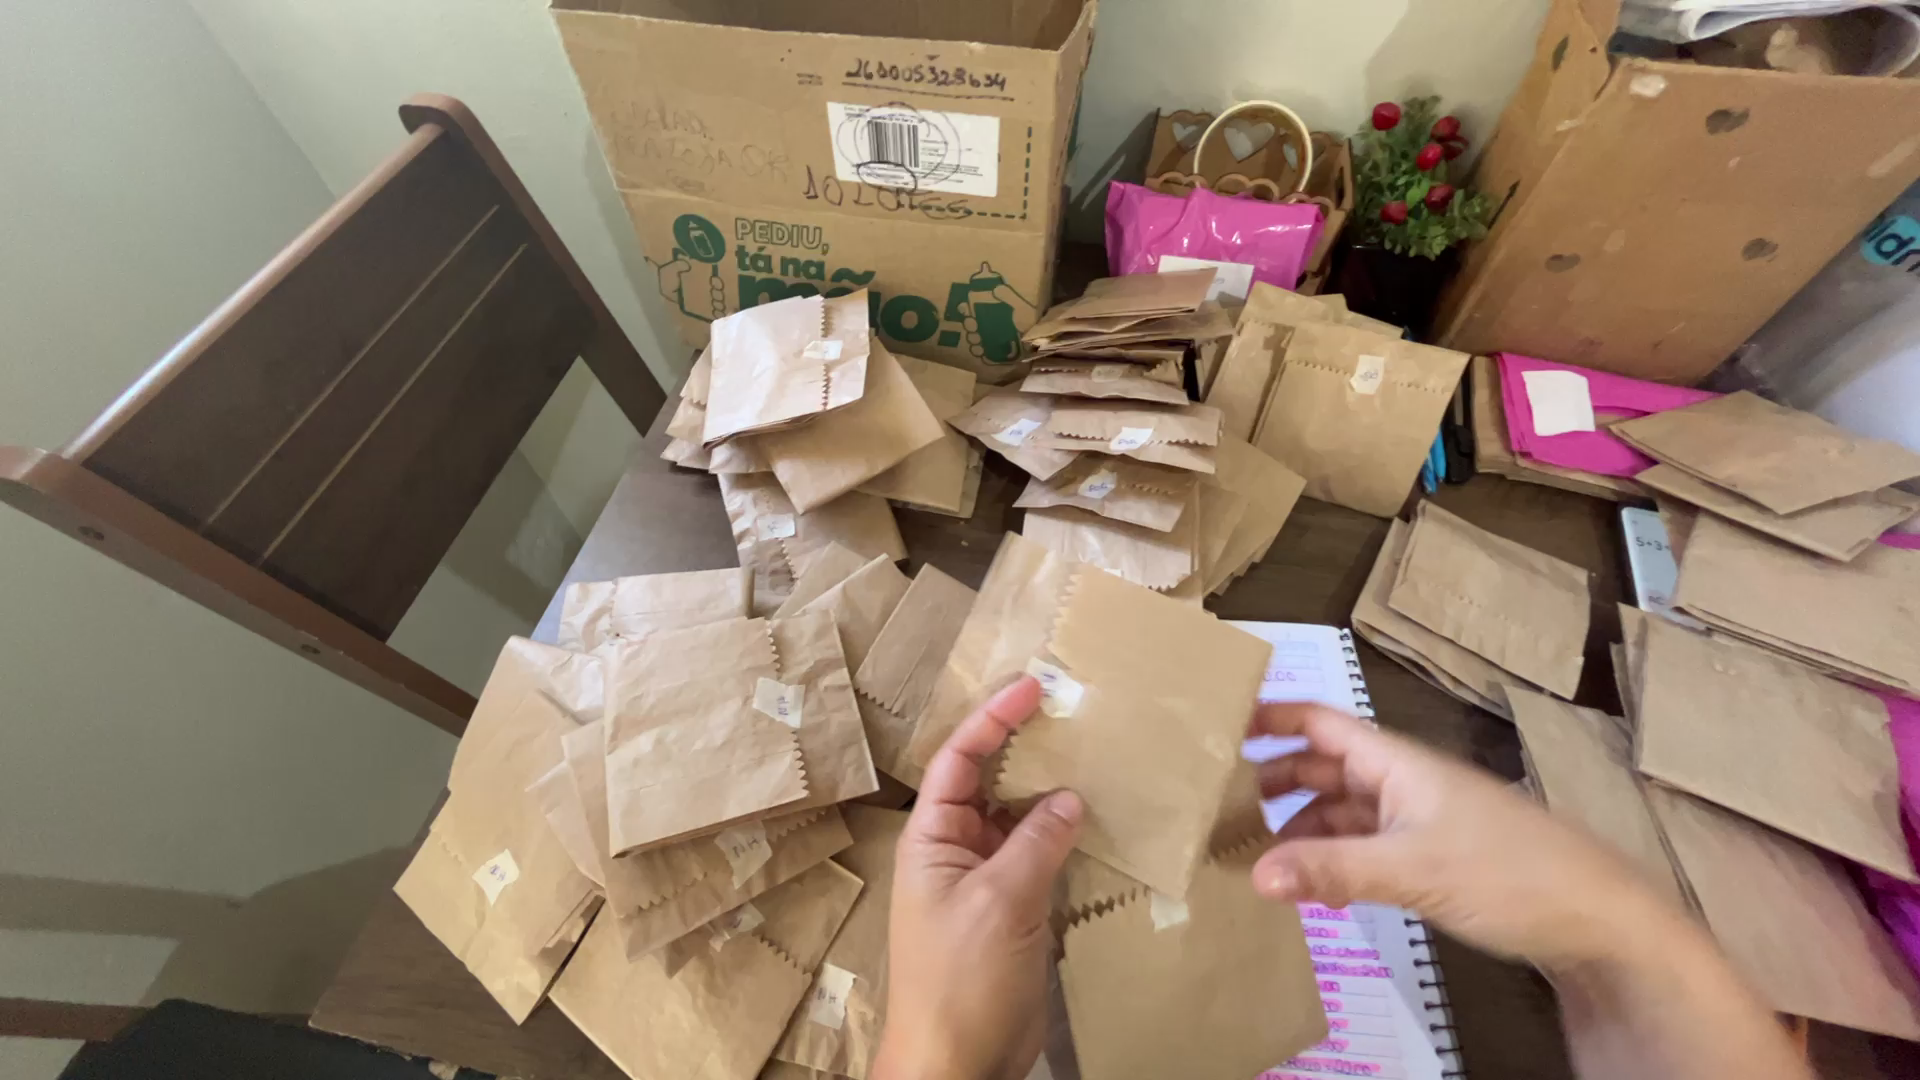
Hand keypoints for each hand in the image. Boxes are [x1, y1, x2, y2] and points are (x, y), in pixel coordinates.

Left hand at [874, 676, 1082, 1079]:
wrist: (958, 1066)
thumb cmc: (962, 978)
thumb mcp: (1000, 902)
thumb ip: (1036, 842)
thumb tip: (1069, 796)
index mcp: (932, 833)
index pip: (960, 758)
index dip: (992, 718)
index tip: (1031, 687)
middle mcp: (955, 843)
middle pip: (989, 779)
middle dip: (1021, 744)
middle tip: (1065, 710)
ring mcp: (984, 873)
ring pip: (1017, 814)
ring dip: (1046, 787)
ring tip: (1087, 752)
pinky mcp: (1011, 902)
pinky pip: (1035, 850)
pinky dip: (1060, 831)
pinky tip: (1092, 814)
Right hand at [1250, 703, 1683, 972]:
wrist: (1610, 931)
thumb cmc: (1511, 873)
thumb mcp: (1413, 871)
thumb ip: (1331, 870)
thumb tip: (1253, 875)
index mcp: (1394, 761)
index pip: (1318, 721)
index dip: (1270, 715)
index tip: (1218, 724)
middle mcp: (1399, 780)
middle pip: (1321, 765)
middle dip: (1272, 779)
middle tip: (1223, 803)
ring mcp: (1414, 819)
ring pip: (1339, 809)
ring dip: (1298, 825)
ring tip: (1256, 853)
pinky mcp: (1429, 856)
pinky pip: (1361, 845)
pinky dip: (1330, 857)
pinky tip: (1311, 886)